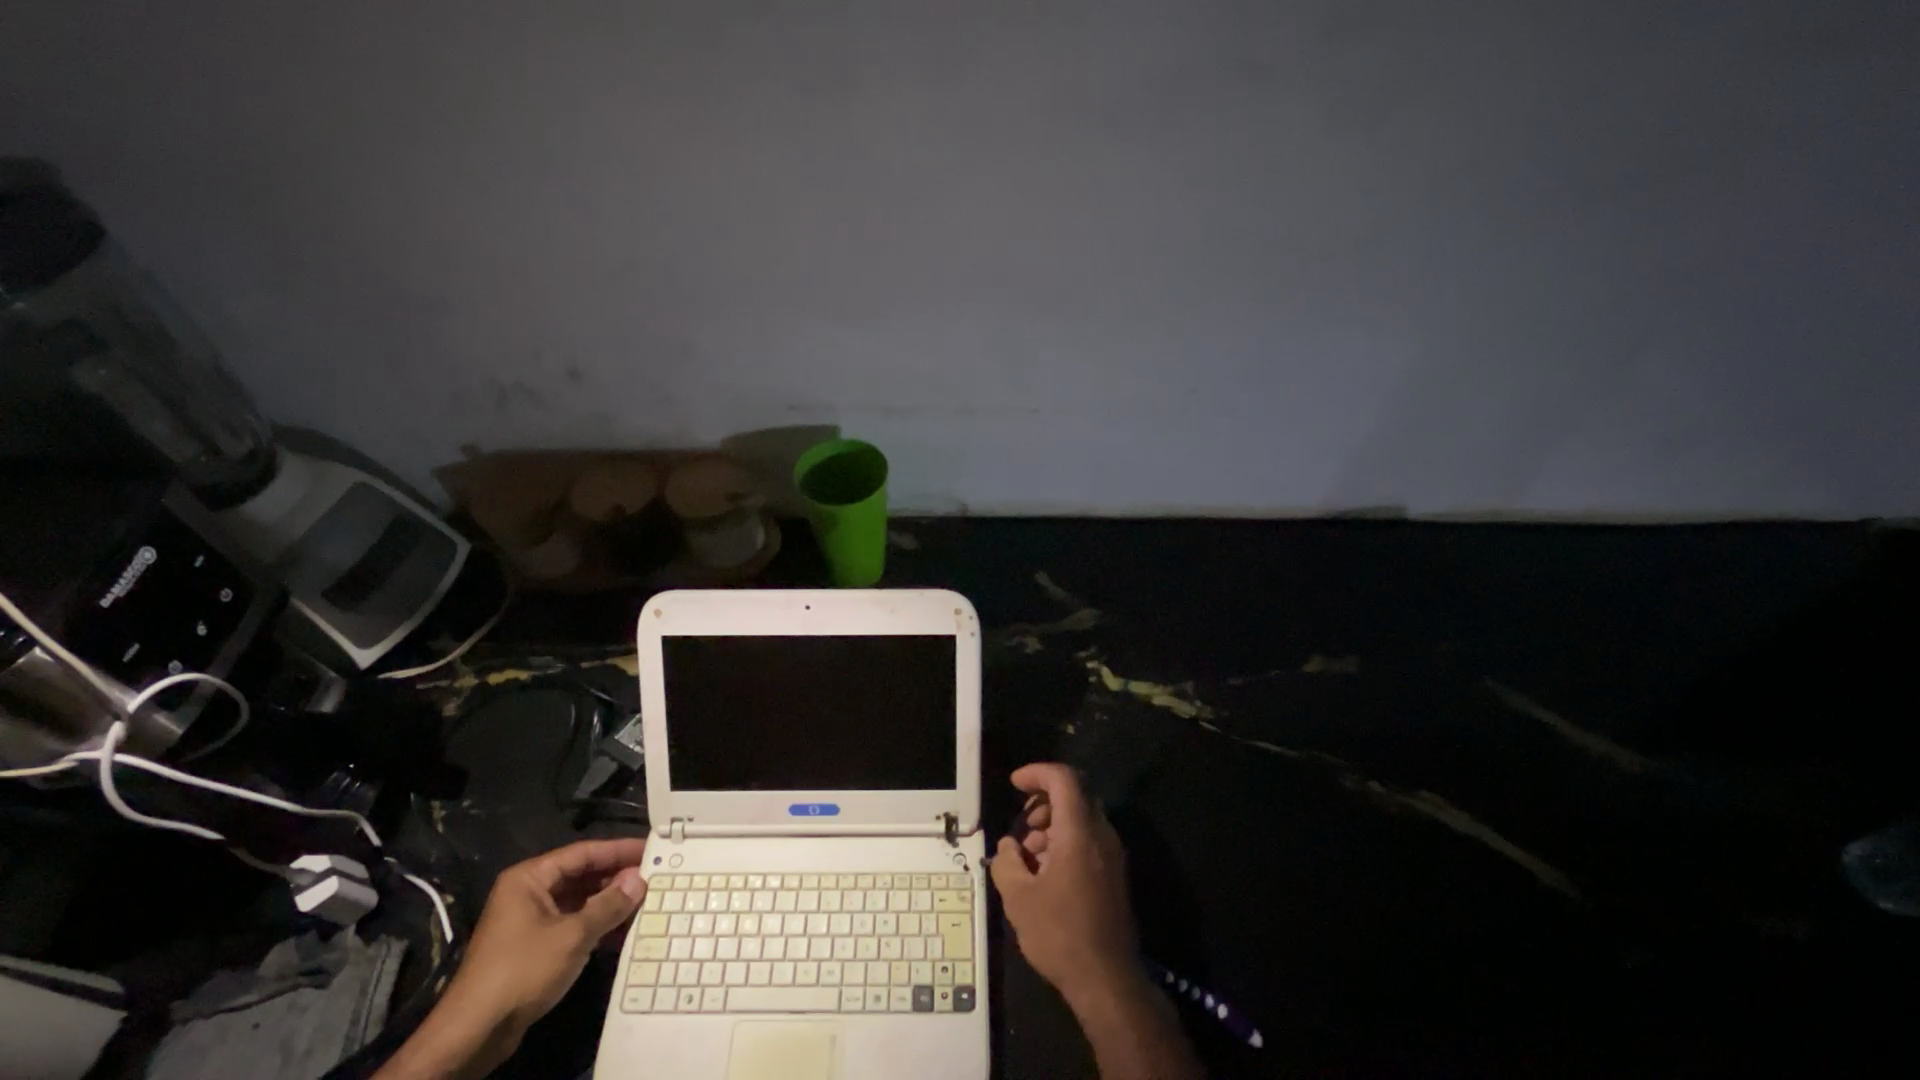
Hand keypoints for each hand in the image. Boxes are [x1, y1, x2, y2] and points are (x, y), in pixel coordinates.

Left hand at [453, 838, 649, 1027]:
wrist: (476, 1029)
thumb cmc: (523, 970)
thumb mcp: (573, 935)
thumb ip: (608, 905)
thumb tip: (639, 879)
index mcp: (530, 878)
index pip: (582, 853)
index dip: (618, 850)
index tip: (650, 849)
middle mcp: (528, 893)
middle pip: (580, 875)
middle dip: (616, 878)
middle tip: (654, 877)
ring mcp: (530, 921)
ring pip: (579, 901)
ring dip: (609, 904)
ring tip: (645, 903)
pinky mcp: (534, 946)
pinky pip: (572, 925)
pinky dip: (596, 926)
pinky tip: (623, 933)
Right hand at [989, 763, 1138, 1005]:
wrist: (1106, 979)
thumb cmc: (1059, 934)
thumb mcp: (1017, 898)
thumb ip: (1006, 862)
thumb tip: (1008, 847)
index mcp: (1079, 834)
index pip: (1064, 780)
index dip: (1037, 773)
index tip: (1014, 784)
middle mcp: (1102, 836)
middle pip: (1076, 796)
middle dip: (1044, 802)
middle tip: (1022, 826)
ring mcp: (1113, 857)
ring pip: (1083, 819)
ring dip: (1053, 825)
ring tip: (1028, 855)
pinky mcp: (1114, 876)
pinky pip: (1090, 841)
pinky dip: (1066, 842)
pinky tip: (1045, 873)